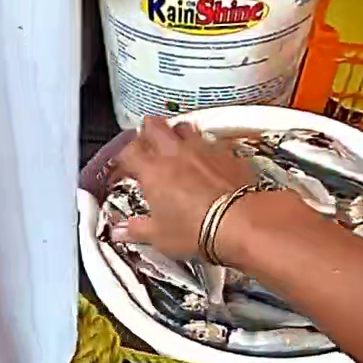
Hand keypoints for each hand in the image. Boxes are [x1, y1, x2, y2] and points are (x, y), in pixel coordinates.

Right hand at [106, 116, 258, 258]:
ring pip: (184, 127)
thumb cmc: (197, 229)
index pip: (128, 152)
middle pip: (154, 126)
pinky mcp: (227, 153)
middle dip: (147, 131)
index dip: (123, 157)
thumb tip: (123, 230)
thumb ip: (137, 229)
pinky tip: (207, 158)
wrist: (239, 223)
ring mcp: (203, 150)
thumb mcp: (159, 236)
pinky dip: (206, 146)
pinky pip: (213, 140)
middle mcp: (175, 154)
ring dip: (176, 132)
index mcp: (152, 171)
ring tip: (175, 143)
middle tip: (146, 142)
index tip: (124, 167)